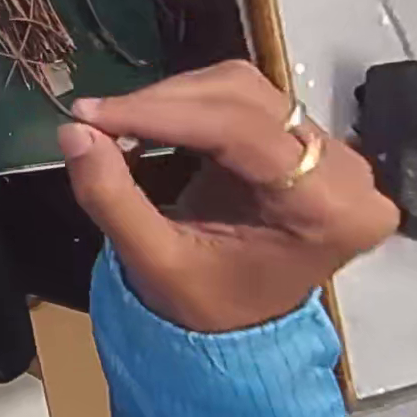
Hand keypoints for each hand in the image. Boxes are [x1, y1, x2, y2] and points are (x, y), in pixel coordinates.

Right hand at [59, 61, 398, 332]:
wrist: (235, 327)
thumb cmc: (201, 303)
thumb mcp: (150, 259)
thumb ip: (109, 196)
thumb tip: (72, 131)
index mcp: (327, 210)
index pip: (241, 131)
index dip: (159, 115)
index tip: (89, 114)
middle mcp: (344, 171)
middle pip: (244, 98)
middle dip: (159, 103)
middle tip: (94, 120)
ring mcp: (326, 152)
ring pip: (239, 88)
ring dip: (166, 99)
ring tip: (115, 124)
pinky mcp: (297, 142)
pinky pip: (235, 99)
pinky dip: (178, 105)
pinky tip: (144, 123)